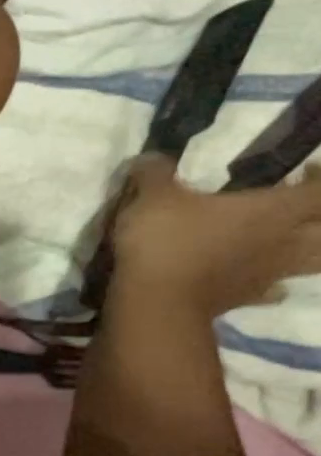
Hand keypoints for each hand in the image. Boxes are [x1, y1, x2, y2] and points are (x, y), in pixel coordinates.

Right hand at [110, 155, 320, 317]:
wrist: (159, 297)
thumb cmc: (165, 240)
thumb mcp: (151, 196)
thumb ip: (156, 173)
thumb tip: (153, 158)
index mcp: (274, 211)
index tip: (306, 169)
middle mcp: (286, 241)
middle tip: (304, 208)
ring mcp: (272, 272)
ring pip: (317, 261)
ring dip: (315, 251)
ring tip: (295, 242)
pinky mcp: (251, 295)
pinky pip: (276, 289)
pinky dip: (277, 284)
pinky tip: (265, 281)